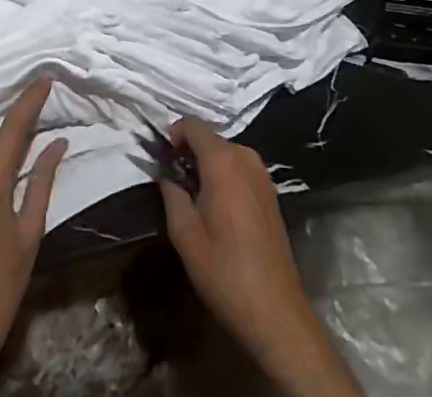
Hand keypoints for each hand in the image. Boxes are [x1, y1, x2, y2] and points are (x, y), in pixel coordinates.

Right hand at [158, 119, 361, 396]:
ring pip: (226, 153)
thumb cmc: (223, 269)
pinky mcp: (270, 191)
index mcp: (224, 161)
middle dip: (188, 150)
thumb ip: (171, 193)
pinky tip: (212, 203)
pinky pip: (240, 169)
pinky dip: (223, 174)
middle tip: (168, 175)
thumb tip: (165, 171)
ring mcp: (263, 173)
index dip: (173, 133)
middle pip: (211, 139)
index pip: (194, 126)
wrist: (273, 306)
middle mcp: (246, 157)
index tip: (158, 153)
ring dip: (205, 163)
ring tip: (186, 191)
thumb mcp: (184, 233)